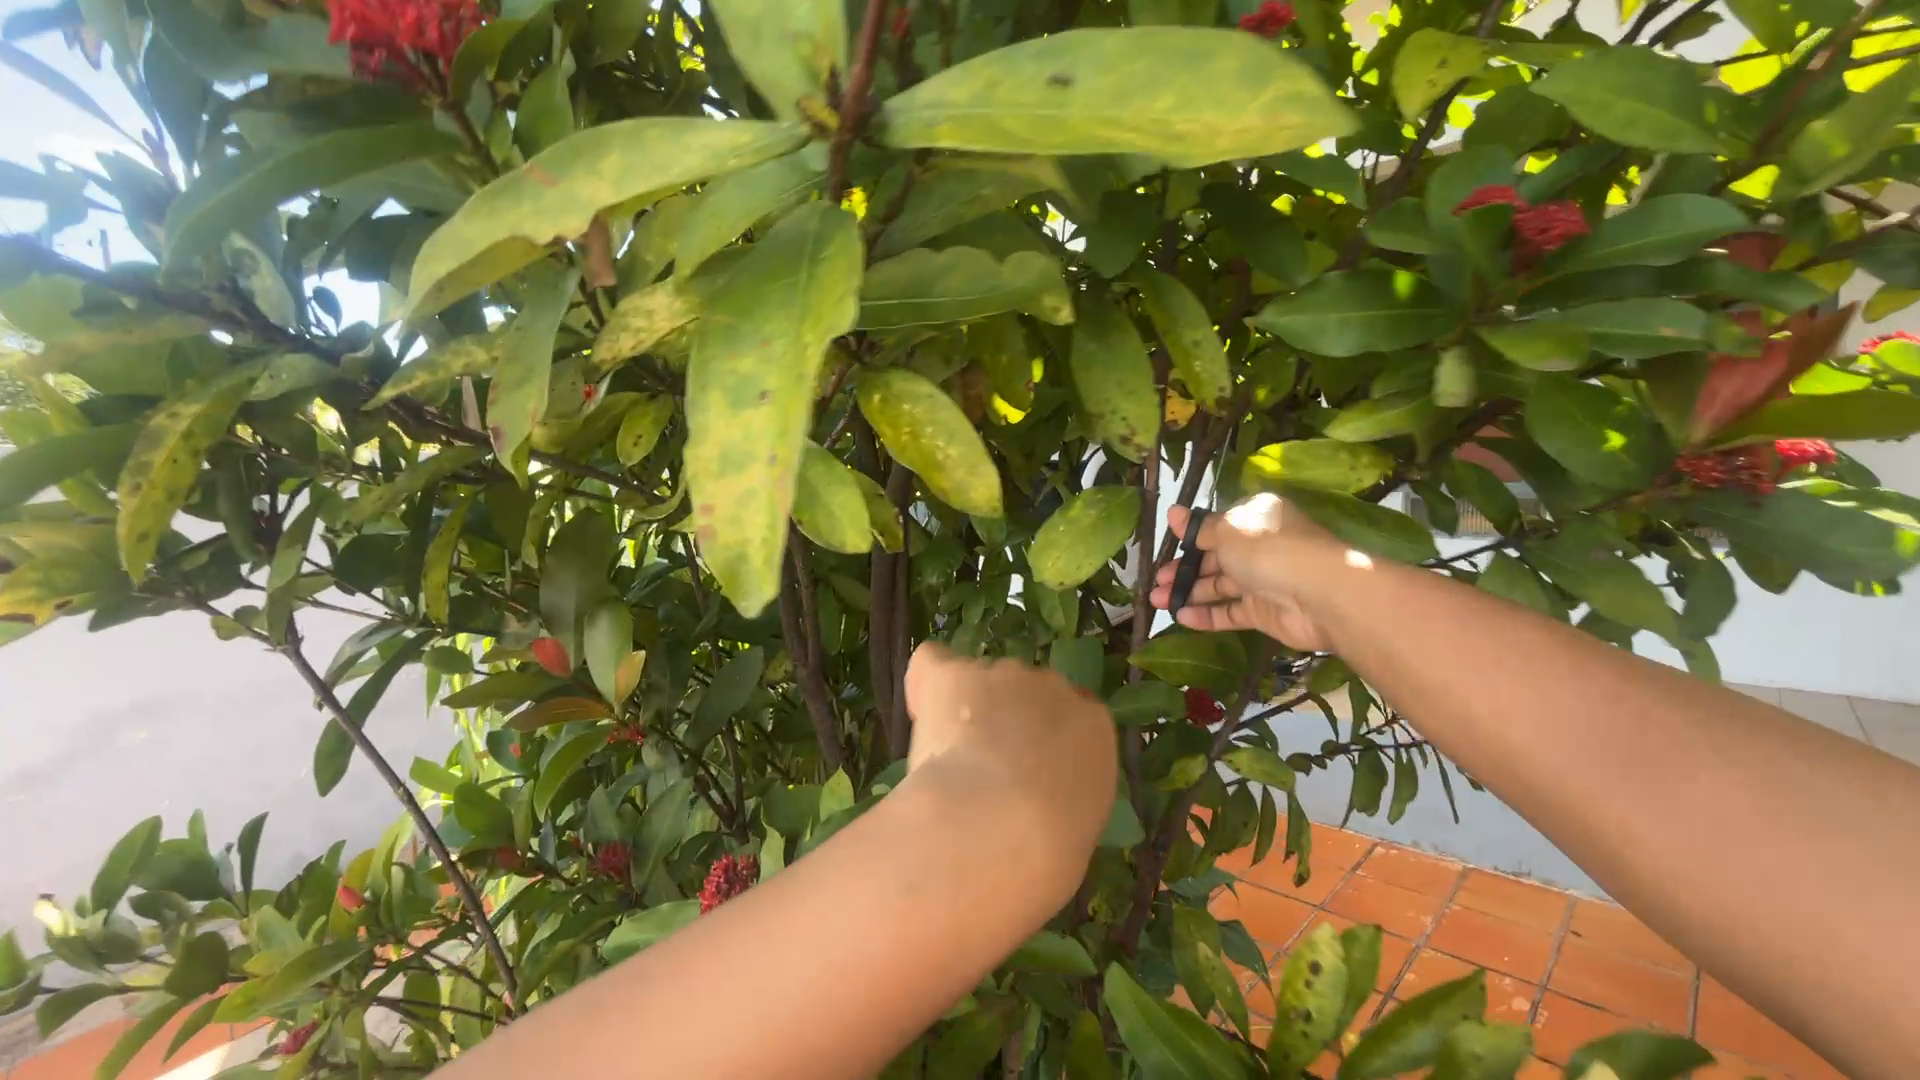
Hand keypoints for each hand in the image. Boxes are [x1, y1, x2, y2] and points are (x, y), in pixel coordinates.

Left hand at [903, 643, 1117, 863]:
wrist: (1001, 827)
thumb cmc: (1048, 851)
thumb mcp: (1075, 830)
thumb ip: (1062, 800)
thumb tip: (1039, 809)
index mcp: (1093, 727)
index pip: (1072, 714)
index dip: (1044, 740)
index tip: (1027, 771)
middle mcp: (1052, 688)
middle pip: (1027, 692)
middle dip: (1006, 721)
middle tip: (986, 769)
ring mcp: (1002, 675)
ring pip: (981, 681)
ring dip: (967, 709)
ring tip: (947, 758)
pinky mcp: (953, 675)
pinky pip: (934, 664)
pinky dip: (924, 685)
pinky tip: (919, 713)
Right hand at [1149, 495, 1344, 652]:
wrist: (1321, 594)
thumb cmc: (1269, 549)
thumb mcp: (1227, 530)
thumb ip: (1198, 528)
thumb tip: (1172, 512)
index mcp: (1255, 518)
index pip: (1217, 526)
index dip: (1190, 537)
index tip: (1165, 546)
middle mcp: (1260, 547)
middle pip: (1214, 558)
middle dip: (1183, 569)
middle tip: (1156, 581)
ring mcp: (1263, 581)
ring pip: (1219, 586)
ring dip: (1188, 592)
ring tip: (1156, 601)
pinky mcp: (1264, 612)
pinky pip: (1230, 612)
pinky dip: (1206, 615)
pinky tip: (1181, 617)